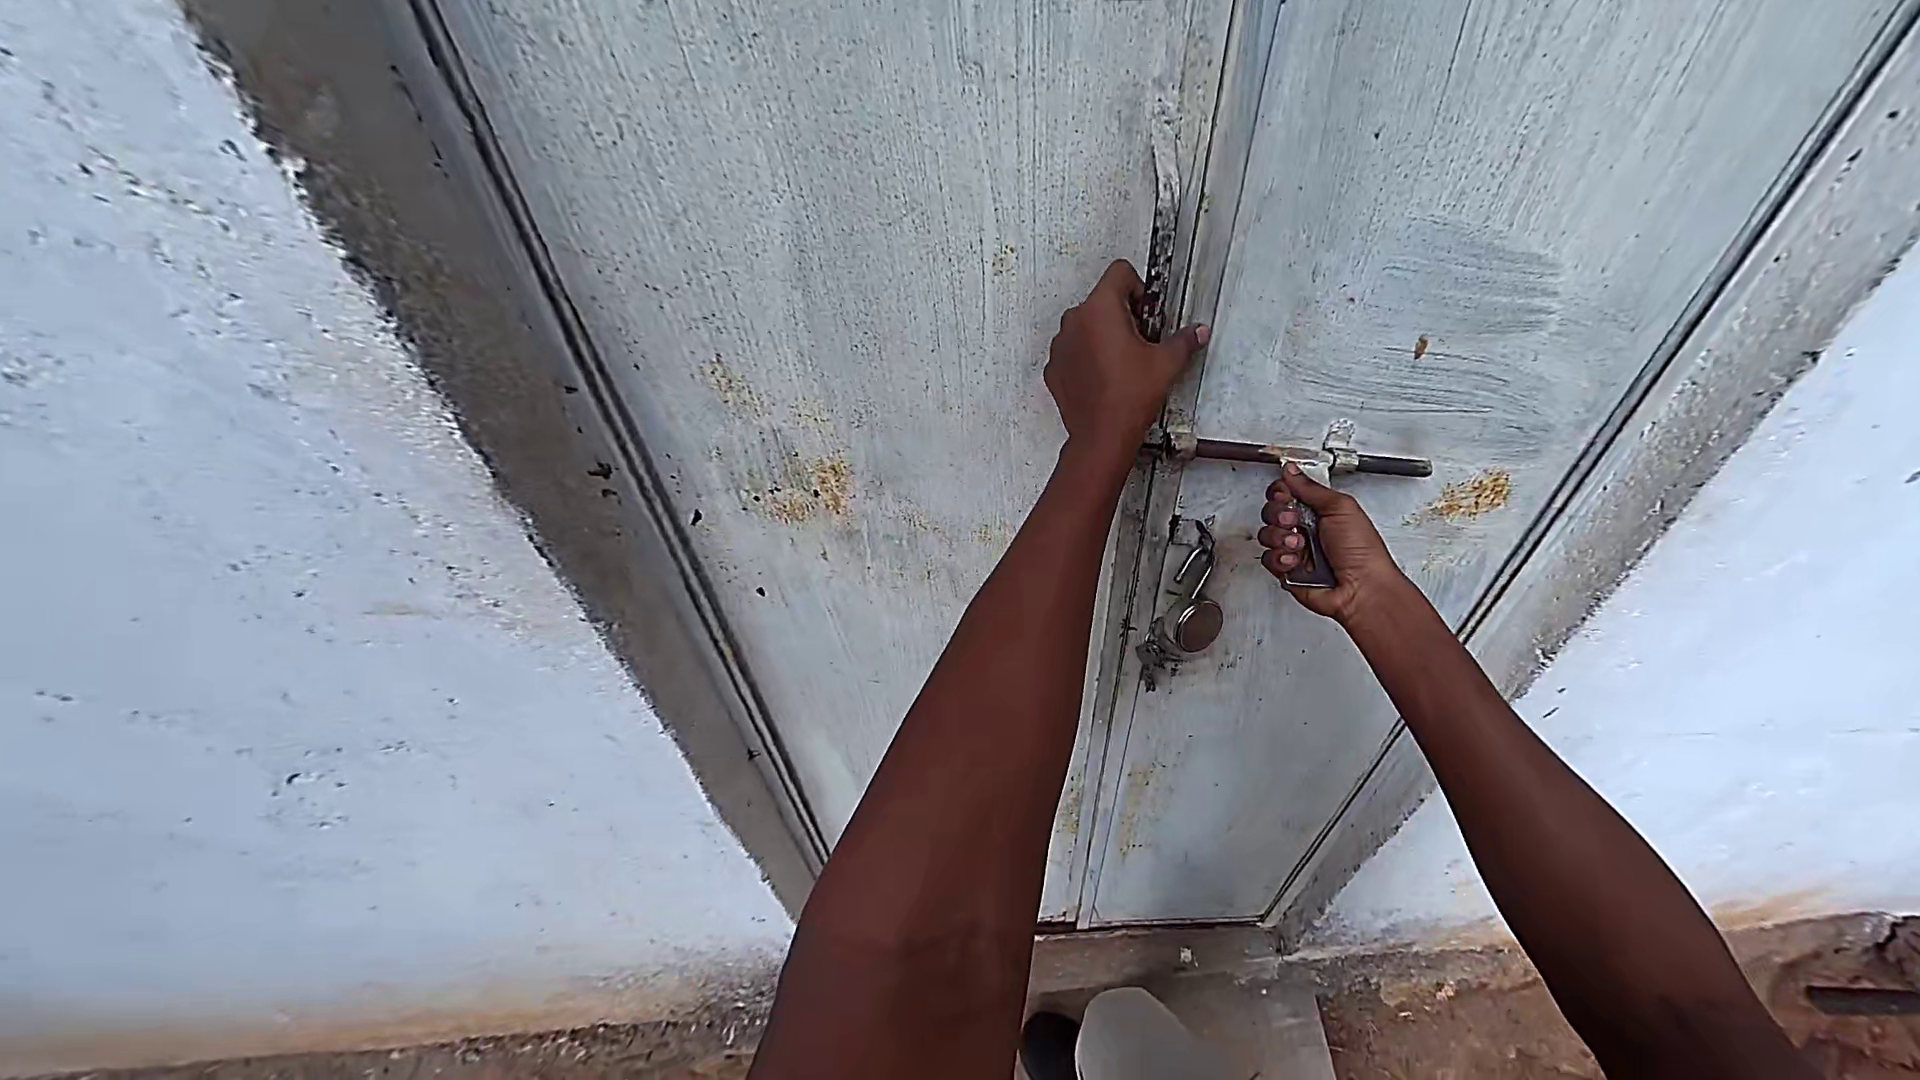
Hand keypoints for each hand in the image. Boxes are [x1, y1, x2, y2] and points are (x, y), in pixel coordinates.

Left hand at [1046, 260, 1208, 458]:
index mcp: (1100, 310)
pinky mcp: (1054, 368)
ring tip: (1121, 361)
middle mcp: (1074, 323)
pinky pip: (1072, 351)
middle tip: (1139, 340)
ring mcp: (1060, 346)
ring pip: (1084, 325)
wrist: (1101, 436)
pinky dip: (1086, 357)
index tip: (1146, 310)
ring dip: (1102, 335)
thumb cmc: (1126, 400)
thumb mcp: (1165, 364)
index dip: (1139, 287)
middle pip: (1101, 299)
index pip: (1119, 272)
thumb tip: (1195, 333)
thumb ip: (1183, 340)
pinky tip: (1104, 376)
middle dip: (1122, 313)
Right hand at [1257, 463, 1411, 623]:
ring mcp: (1294, 549)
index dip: (1281, 492)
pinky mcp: (1286, 570)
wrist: (1362, 588)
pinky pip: (1267, 558)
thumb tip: (1291, 470)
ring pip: (1266, 534)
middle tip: (1293, 520)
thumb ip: (1311, 487)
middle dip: (1278, 514)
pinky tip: (1294, 560)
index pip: (1286, 493)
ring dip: (1280, 537)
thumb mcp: (1341, 508)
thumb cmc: (1362, 552)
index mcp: (1319, 510)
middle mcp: (1305, 528)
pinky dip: (1279, 558)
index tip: (1286, 496)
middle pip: (1271, 511)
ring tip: (1298, 544)